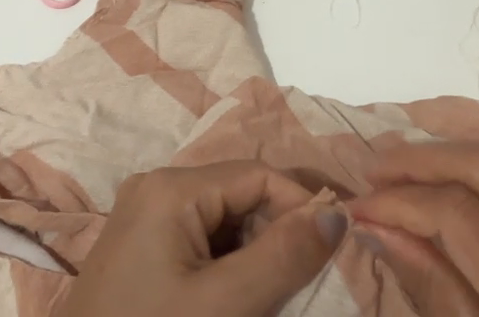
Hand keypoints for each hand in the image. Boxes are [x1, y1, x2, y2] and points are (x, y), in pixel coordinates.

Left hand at [54, 161, 347, 316]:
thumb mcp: (224, 303)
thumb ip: (283, 256)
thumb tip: (336, 212)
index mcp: (172, 187)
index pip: (257, 174)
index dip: (300, 207)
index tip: (336, 250)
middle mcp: (156, 188)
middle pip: (240, 196)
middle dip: (276, 236)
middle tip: (301, 287)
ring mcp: (145, 218)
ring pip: (224, 222)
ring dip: (255, 256)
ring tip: (269, 299)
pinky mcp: (141, 248)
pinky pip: (201, 242)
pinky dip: (228, 267)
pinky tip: (238, 302)